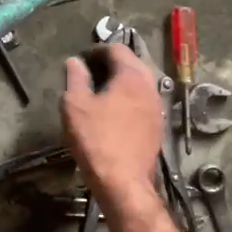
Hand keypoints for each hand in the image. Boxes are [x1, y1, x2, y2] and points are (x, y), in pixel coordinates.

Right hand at [61, 44, 165, 220]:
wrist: (123, 182)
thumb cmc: (96, 138)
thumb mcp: (75, 104)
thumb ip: (75, 77)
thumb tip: (75, 62)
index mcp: (131, 76)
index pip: (117, 49)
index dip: (96, 50)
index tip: (80, 61)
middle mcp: (150, 87)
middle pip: (132, 63)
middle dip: (110, 64)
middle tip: (88, 74)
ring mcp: (157, 108)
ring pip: (139, 83)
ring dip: (120, 81)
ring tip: (98, 92)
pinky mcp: (157, 126)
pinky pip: (142, 100)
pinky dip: (128, 98)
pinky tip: (112, 112)